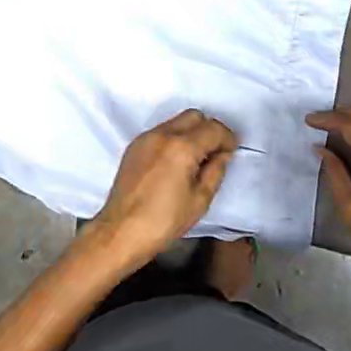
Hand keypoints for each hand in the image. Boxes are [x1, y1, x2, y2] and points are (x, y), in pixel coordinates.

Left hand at [87, 109, 236, 267]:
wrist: (119, 233)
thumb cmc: (163, 221)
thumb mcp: (200, 200)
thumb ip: (216, 171)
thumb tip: (222, 154)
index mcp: (182, 148)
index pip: (213, 129)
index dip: (228, 139)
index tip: (230, 152)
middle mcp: (163, 135)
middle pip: (195, 116)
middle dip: (210, 130)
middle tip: (215, 152)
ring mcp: (146, 138)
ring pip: (177, 121)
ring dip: (192, 132)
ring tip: (195, 158)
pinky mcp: (135, 146)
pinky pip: (162, 131)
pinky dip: (175, 138)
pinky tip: (175, 161)